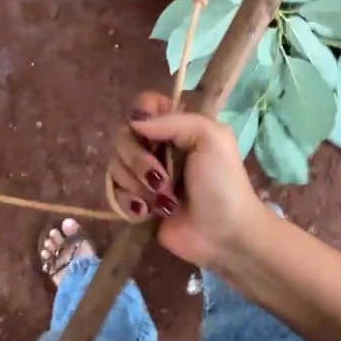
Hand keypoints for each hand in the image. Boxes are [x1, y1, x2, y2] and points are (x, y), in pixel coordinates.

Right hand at [107, 92, 270, 267]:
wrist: (224, 235)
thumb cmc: (222, 184)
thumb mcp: (211, 138)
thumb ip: (173, 120)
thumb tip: (134, 122)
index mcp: (178, 127)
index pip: (144, 105)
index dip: (139, 115)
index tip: (147, 132)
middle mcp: (158, 146)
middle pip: (123, 136)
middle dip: (138, 159)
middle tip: (161, 179)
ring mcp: (146, 175)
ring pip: (116, 165)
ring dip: (137, 185)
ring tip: (162, 200)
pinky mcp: (138, 201)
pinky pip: (115, 192)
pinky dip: (129, 202)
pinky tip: (147, 212)